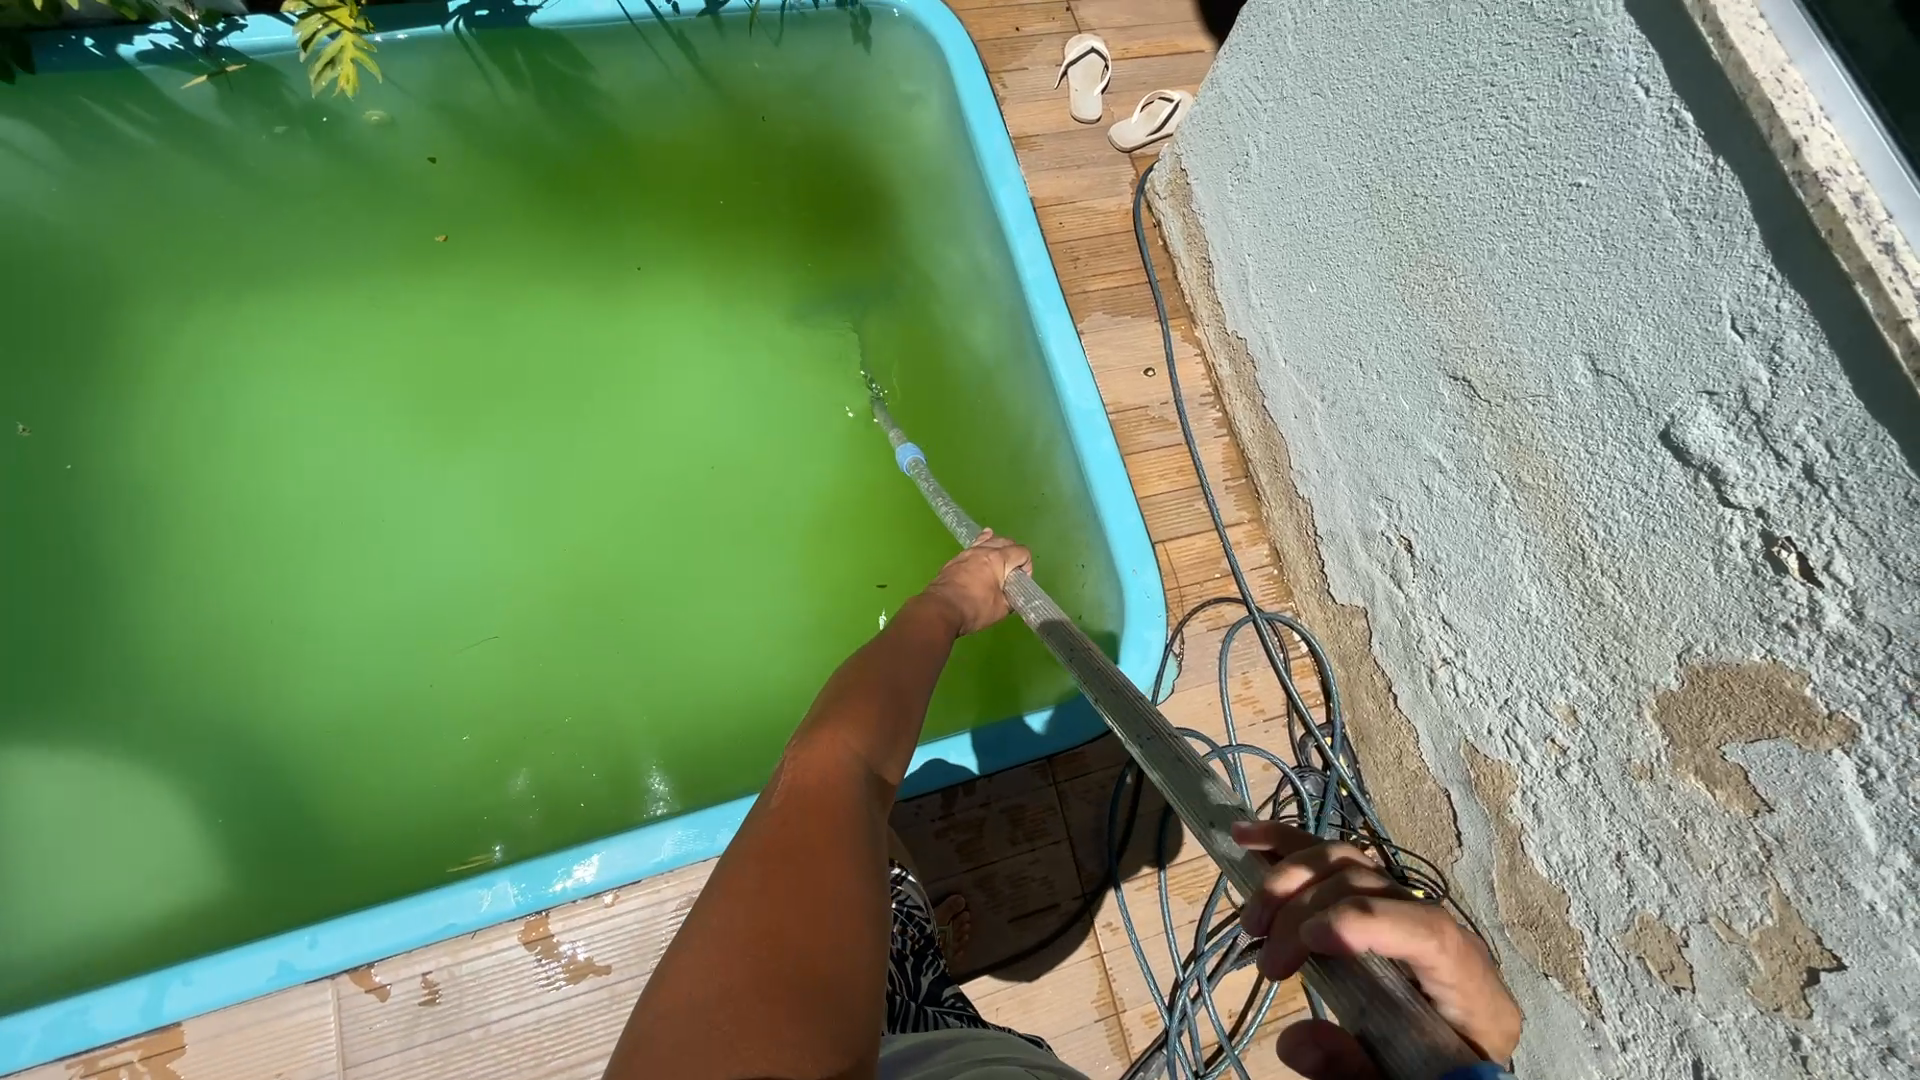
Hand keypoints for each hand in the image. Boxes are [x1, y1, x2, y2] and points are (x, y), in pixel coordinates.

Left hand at [918, 530, 1031, 636]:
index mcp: (998, 559)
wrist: (940, 609)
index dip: (1027, 566)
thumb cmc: (974, 609)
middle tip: (1011, 575)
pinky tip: (980, 548)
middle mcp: (983, 550)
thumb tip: (1012, 594)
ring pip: (987, 540)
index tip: (1020, 582)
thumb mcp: (1002, 608)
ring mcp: (967, 553)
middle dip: (1013, 555)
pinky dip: (981, 546)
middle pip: (1006, 542)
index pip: (1022, 552)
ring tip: (999, 554)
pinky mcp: (955, 560)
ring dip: (996, 547)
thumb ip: (1012, 597)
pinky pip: (973, 547)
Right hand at [1231, 821, 1520, 1077]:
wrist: (1444, 1069)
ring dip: (1287, 877)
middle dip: (1304, 911)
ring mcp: (1403, 905)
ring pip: (1344, 860)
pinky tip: (1246, 837)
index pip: (1428, 930)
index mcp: (1469, 988)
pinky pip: (1328, 856)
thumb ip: (1352, 1069)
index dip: (1366, 921)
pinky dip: (1284, 845)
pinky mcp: (1369, 896)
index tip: (1308, 941)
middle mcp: (1441, 931)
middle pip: (1369, 888)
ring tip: (1251, 918)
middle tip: (1265, 959)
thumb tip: (1293, 1041)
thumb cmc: (1429, 1074)